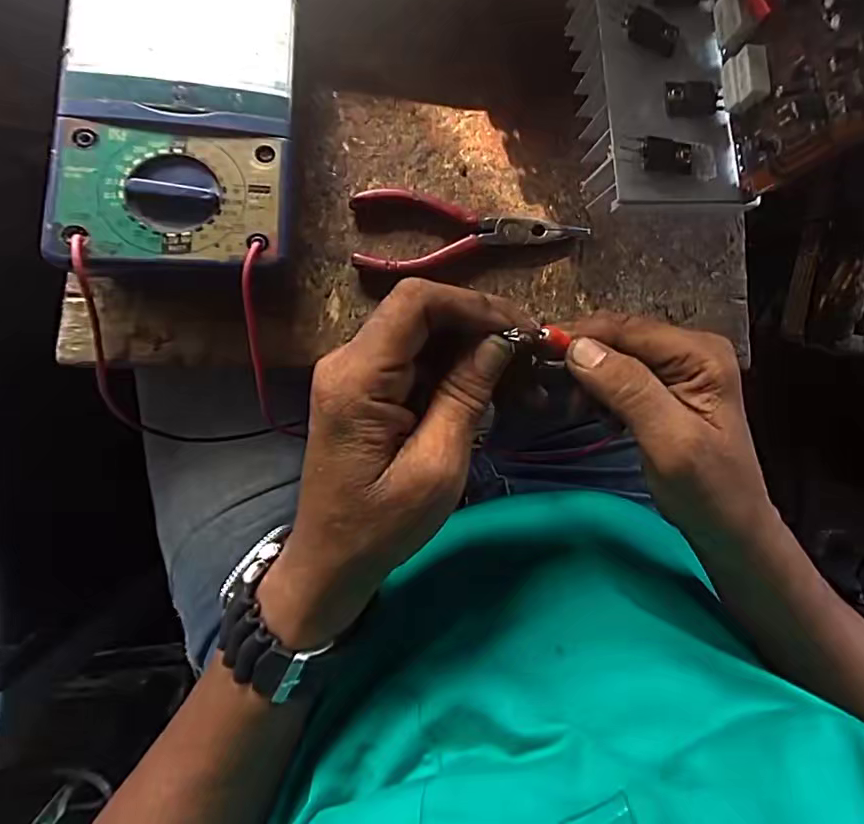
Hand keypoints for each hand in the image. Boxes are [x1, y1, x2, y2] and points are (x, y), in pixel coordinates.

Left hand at [259, 280, 527, 646]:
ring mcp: (359, 370)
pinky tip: (497, 385)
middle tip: (532, 350)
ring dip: (478, 344)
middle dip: (484, 323)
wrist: (331, 562)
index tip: (519, 330)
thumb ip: (466, 395)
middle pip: (425, 310)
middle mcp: (351, 360)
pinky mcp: (372, 385)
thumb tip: (501, 342)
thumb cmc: (380, 526)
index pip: (415, 302)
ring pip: (429, 330)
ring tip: (524, 374)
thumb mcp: (436, 466)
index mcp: (358, 378)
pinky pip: (423, 356)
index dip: (473, 304)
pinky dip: (463, 364)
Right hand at [562, 313, 773, 547]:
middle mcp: (693, 349)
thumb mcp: (669, 442)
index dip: (582, 334)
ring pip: (618, 355)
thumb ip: (629, 390)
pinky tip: (598, 414)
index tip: (538, 347)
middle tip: (548, 381)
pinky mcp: (668, 388)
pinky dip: (602, 391)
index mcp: (701, 353)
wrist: (732, 529)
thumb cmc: (709, 491)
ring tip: (576, 407)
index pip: (630, 329)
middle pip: (622, 337)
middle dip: (583, 356)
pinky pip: (624, 376)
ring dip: (591, 376)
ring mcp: (682, 368)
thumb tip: (579, 348)